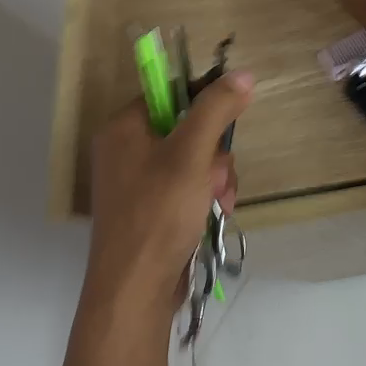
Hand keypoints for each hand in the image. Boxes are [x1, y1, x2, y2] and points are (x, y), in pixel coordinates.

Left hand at [84, 73, 253, 308]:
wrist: (134, 292)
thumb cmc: (158, 214)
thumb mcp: (192, 154)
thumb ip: (216, 109)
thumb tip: (242, 73)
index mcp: (123, 128)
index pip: (170, 93)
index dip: (204, 100)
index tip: (229, 118)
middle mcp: (125, 150)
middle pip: (186, 127)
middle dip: (213, 151)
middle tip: (217, 175)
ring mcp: (136, 183)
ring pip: (193, 158)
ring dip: (215, 176)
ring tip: (219, 200)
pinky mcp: (148, 210)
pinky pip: (186, 185)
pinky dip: (205, 195)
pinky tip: (216, 212)